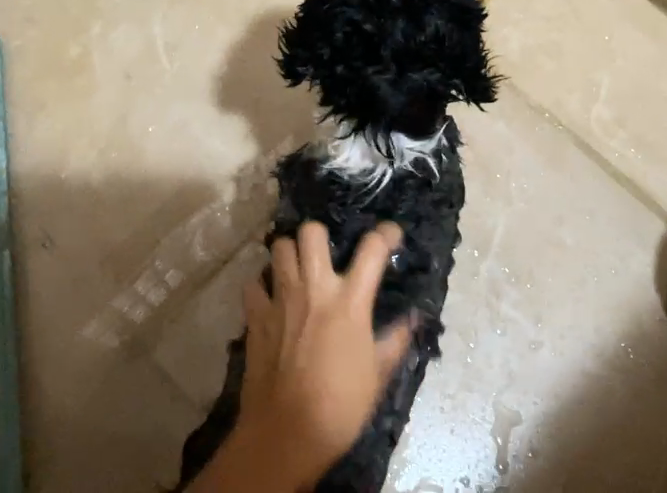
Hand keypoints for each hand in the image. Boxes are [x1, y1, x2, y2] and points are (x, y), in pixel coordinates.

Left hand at [192, 221, 413, 492]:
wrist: (287, 433)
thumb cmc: (341, 405)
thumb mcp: (379, 374)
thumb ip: (395, 340)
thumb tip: (413, 318)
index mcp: (350, 301)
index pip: (372, 249)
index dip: (386, 233)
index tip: (391, 234)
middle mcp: (315, 288)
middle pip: (312, 232)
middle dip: (321, 235)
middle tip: (326, 254)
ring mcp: (281, 299)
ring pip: (280, 247)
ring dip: (290, 253)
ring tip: (297, 269)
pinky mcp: (255, 316)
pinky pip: (253, 283)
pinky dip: (262, 285)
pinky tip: (271, 297)